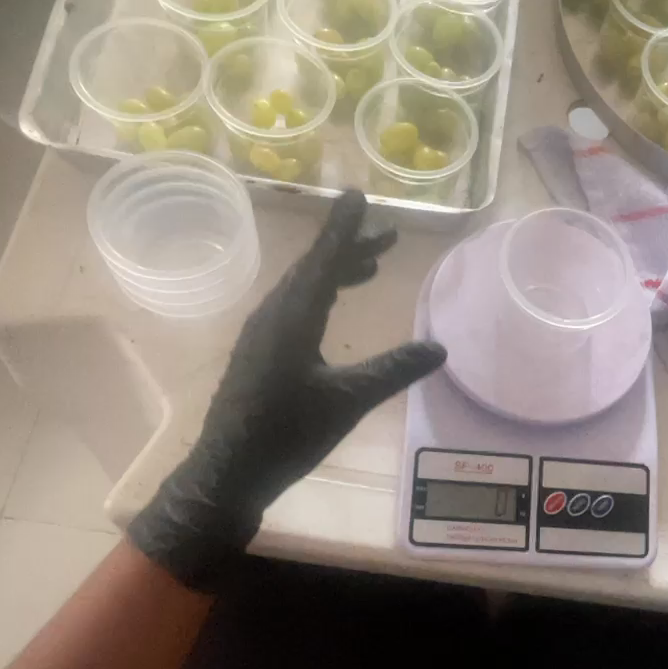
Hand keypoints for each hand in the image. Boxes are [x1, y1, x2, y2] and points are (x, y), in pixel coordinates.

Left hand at [128, 191, 445, 591]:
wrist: (228, 471)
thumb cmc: (288, 433)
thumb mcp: (349, 401)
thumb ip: (394, 370)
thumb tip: (439, 347)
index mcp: (293, 318)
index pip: (323, 260)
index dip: (344, 229)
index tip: (358, 197)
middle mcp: (274, 316)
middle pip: (313, 269)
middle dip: (349, 249)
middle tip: (387, 238)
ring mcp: (262, 335)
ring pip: (302, 289)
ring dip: (335, 274)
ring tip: (369, 269)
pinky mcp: (259, 354)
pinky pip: (293, 308)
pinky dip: (320, 297)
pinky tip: (332, 311)